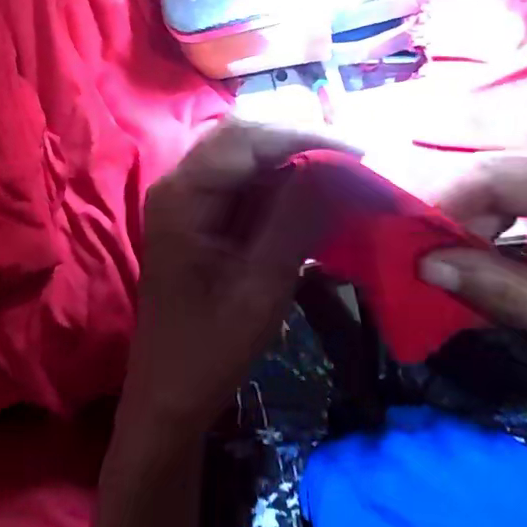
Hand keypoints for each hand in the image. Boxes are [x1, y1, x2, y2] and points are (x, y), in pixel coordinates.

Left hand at [119, 120, 354, 437]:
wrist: (168, 391)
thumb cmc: (211, 346)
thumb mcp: (261, 286)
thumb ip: (295, 220)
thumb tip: (335, 167)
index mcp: (182, 193)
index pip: (243, 138)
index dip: (301, 135)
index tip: (358, 151)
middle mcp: (178, 182)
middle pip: (239, 138)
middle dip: (297, 140)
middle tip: (354, 158)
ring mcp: (185, 196)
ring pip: (241, 156)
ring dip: (290, 158)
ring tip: (342, 170)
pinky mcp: (197, 214)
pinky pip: (240, 181)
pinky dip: (277, 181)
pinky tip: (311, 191)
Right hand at [420, 150, 526, 526]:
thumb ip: (518, 298)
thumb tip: (426, 265)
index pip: (500, 175)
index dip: (441, 206)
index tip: (403, 245)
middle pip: (507, 170)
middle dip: (457, 212)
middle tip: (423, 258)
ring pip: (524, 179)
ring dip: (483, 218)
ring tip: (454, 260)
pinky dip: (515, 221)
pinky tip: (501, 253)